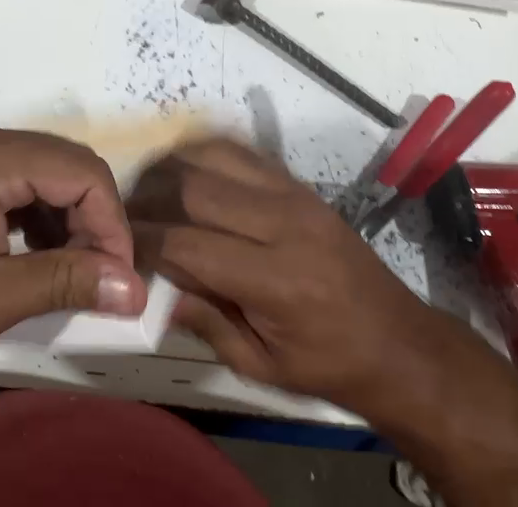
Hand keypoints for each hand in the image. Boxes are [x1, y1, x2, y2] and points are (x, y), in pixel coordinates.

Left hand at [0, 125, 146, 376]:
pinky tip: (29, 262)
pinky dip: (35, 221)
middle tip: (95, 283)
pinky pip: (13, 186)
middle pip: (65, 167)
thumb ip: (65, 281)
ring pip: (41, 177)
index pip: (83, 171)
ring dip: (64, 223)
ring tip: (63, 278)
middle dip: (91, 223)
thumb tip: (133, 287)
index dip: (111, 225)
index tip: (115, 283)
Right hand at [128, 137, 436, 406]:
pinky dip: (203, 154)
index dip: (141, 239)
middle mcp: (284, 224)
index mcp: (275, 280)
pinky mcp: (300, 184)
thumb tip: (151, 285)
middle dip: (148, 198)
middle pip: (193, 188)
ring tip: (148, 190)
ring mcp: (295, 196)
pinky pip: (241, 152)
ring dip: (171, 168)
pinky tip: (184, 171)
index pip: (187, 242)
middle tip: (122, 214)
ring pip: (213, 156)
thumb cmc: (329, 365)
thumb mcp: (261, 365)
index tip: (116, 243)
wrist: (401, 342)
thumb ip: (204, 322)